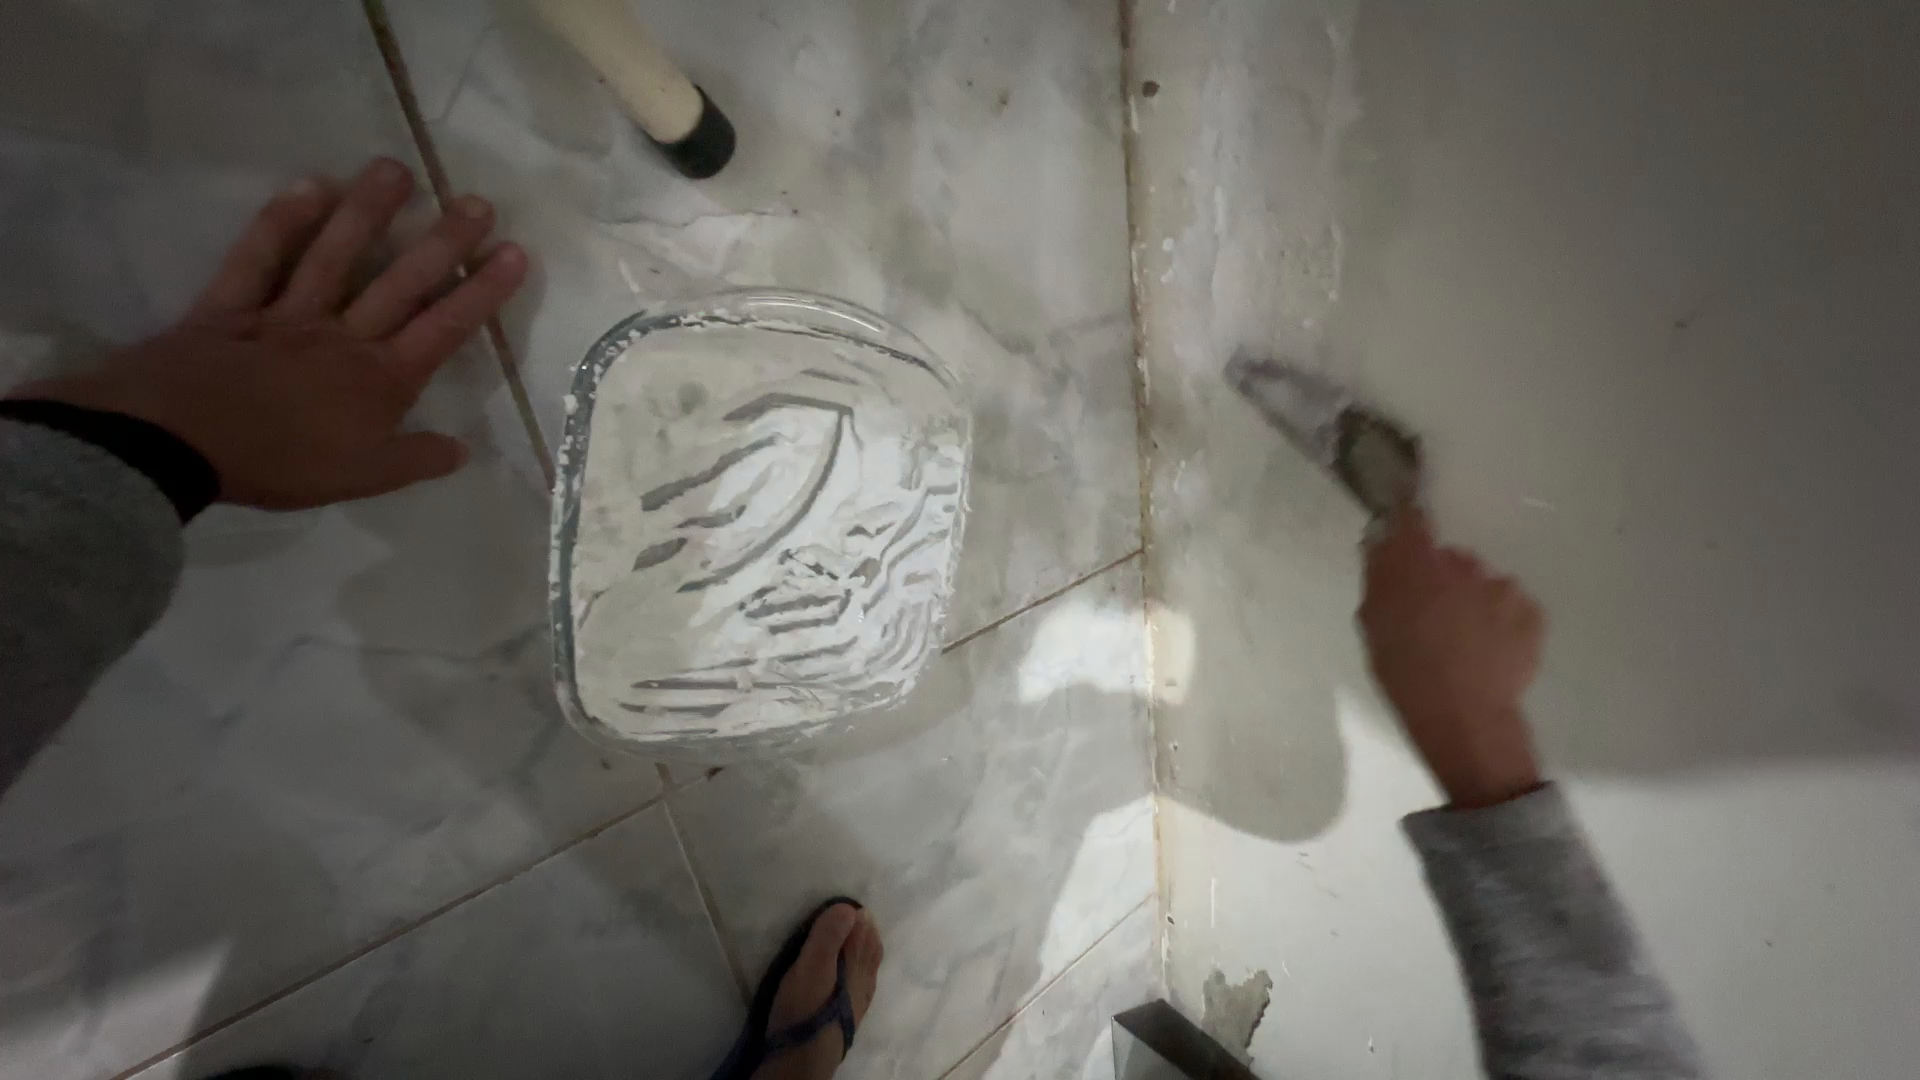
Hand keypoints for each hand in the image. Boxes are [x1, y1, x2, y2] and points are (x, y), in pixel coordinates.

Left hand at [12, 157, 527, 509]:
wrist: (170, 445)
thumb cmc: (282, 462)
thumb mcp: (366, 477)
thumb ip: (419, 460)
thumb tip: (463, 449)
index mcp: (384, 378)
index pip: (447, 327)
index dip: (483, 289)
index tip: (514, 254)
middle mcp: (346, 336)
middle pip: (403, 282)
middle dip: (444, 242)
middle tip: (475, 201)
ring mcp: (287, 314)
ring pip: (336, 257)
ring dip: (368, 212)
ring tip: (396, 170)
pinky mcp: (230, 306)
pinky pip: (259, 258)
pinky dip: (281, 222)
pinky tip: (308, 186)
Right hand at [1358, 506, 1544, 808]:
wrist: (1462, 713)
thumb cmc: (1402, 669)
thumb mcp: (1371, 624)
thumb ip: (1378, 581)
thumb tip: (1380, 549)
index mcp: (1415, 566)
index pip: (1412, 521)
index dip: (1408, 516)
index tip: (1404, 516)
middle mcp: (1461, 567)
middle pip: (1448, 558)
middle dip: (1439, 575)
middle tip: (1428, 610)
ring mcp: (1501, 589)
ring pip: (1480, 583)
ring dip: (1471, 598)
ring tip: (1462, 635)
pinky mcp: (1531, 613)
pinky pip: (1510, 606)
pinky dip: (1500, 619)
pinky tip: (1488, 647)